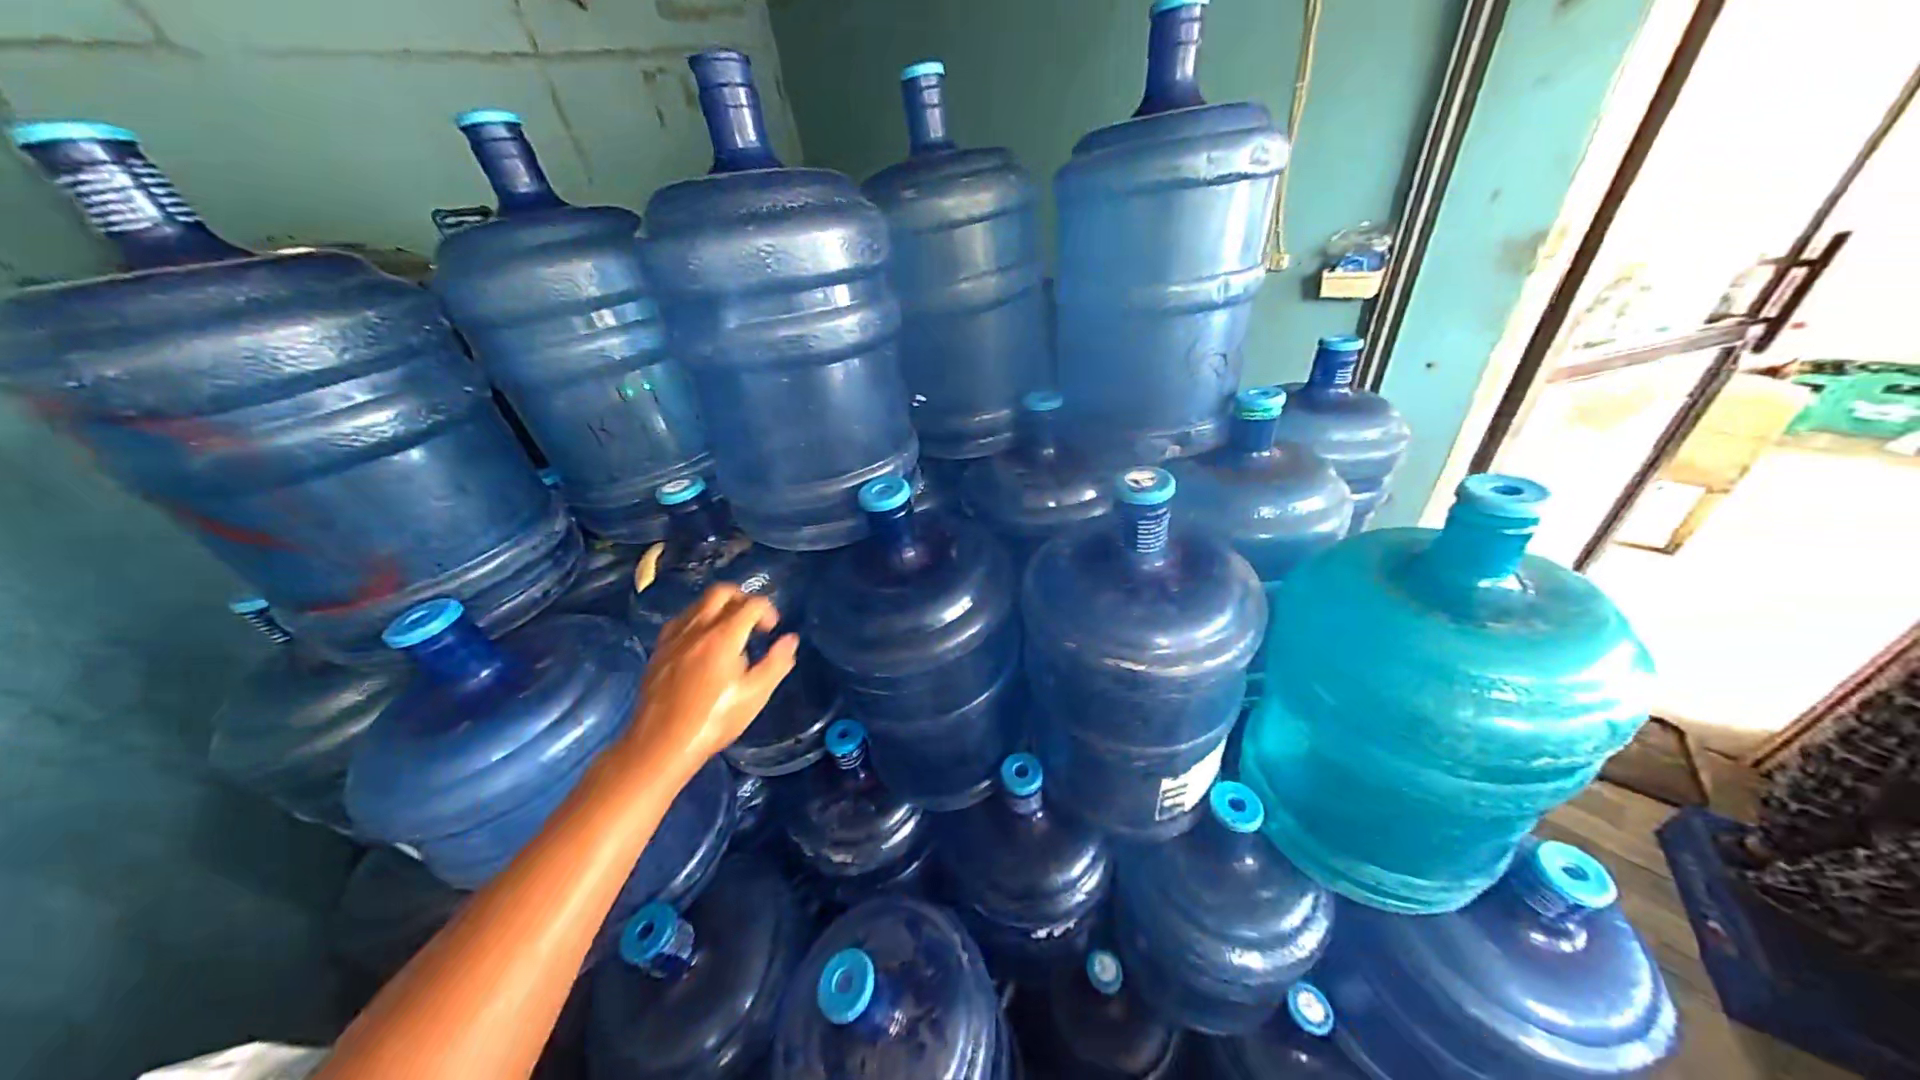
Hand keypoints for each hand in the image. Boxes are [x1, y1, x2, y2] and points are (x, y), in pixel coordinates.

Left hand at [626, 584, 798, 773]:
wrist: (661, 744)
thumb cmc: (714, 721)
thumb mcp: (755, 696)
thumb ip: (776, 663)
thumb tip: (790, 639)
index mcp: (723, 637)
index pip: (751, 604)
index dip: (768, 610)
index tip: (773, 630)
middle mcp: (697, 628)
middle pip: (721, 592)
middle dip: (742, 598)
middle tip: (753, 620)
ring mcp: (674, 638)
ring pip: (699, 603)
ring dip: (720, 607)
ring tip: (730, 631)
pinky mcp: (659, 650)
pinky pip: (681, 620)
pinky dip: (697, 620)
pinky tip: (702, 642)